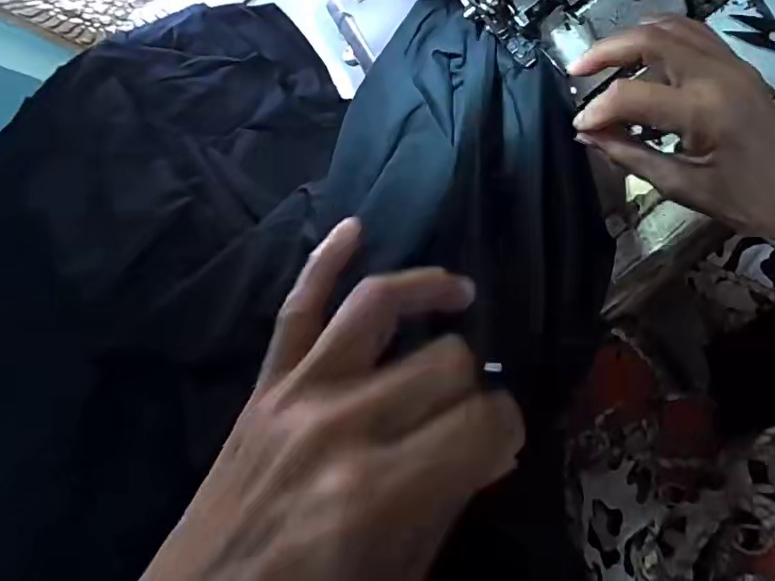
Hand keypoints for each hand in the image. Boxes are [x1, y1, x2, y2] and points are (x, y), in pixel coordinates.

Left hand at [142, 218, 523, 580]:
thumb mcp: (396, 575)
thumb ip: (448, 501)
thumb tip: (493, 443)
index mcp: (378, 489)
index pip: (479, 424)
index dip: (507, 428)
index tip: (506, 437)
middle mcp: (340, 423)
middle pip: (442, 361)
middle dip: (473, 385)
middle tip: (475, 406)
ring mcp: (297, 392)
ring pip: (376, 308)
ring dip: (426, 288)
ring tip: (459, 291)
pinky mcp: (266, 384)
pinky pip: (296, 306)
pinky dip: (325, 260)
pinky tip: (354, 228)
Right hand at [568, 17, 774, 250]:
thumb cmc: (752, 201)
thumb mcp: (685, 187)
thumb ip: (630, 155)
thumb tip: (587, 135)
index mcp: (704, 109)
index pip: (631, 94)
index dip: (597, 109)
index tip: (580, 125)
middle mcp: (716, 74)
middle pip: (648, 38)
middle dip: (605, 50)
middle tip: (577, 70)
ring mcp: (729, 63)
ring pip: (669, 26)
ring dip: (631, 38)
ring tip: (605, 61)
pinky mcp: (736, 64)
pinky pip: (691, 33)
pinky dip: (659, 37)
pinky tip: (643, 57)